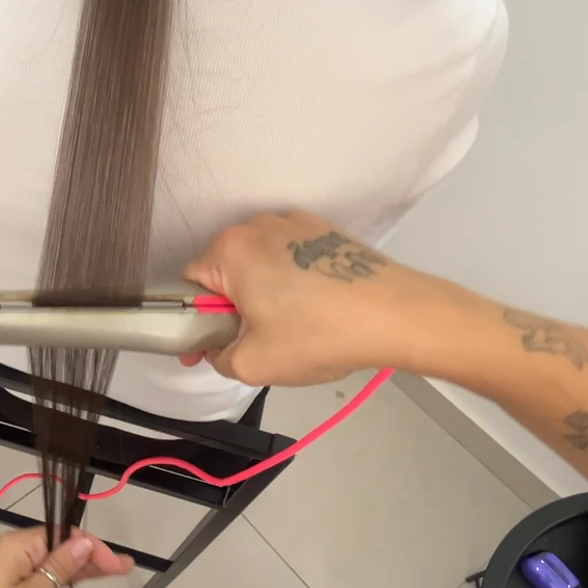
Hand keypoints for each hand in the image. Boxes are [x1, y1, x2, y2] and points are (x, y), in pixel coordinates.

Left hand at [0, 528, 131, 587]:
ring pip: (51, 561)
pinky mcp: (6, 587)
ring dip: (79, 567)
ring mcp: (8, 569)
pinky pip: (40, 575)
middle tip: (124, 567)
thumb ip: (61, 567)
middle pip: (58, 546)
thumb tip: (83, 541)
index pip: (63, 535)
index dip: (92, 546)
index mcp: (17, 545)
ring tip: (113, 572)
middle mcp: (12, 550)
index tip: (117, 565)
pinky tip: (78, 582)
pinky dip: (60, 578)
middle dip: (91, 555)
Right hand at [181, 210, 466, 385]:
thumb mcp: (251, 364)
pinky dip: (290, 283)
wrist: (399, 317)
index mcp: (229, 250)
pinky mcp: (325, 231)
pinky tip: (312, 311)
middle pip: (222, 273)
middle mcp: (256, 226)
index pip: (188, 286)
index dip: (193, 322)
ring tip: (287, 328)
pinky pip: (289, 258)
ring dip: (259, 295)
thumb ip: (215, 357)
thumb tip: (217, 348)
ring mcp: (294, 223)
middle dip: (228, 308)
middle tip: (252, 342)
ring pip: (257, 266)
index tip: (209, 348)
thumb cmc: (319, 335)